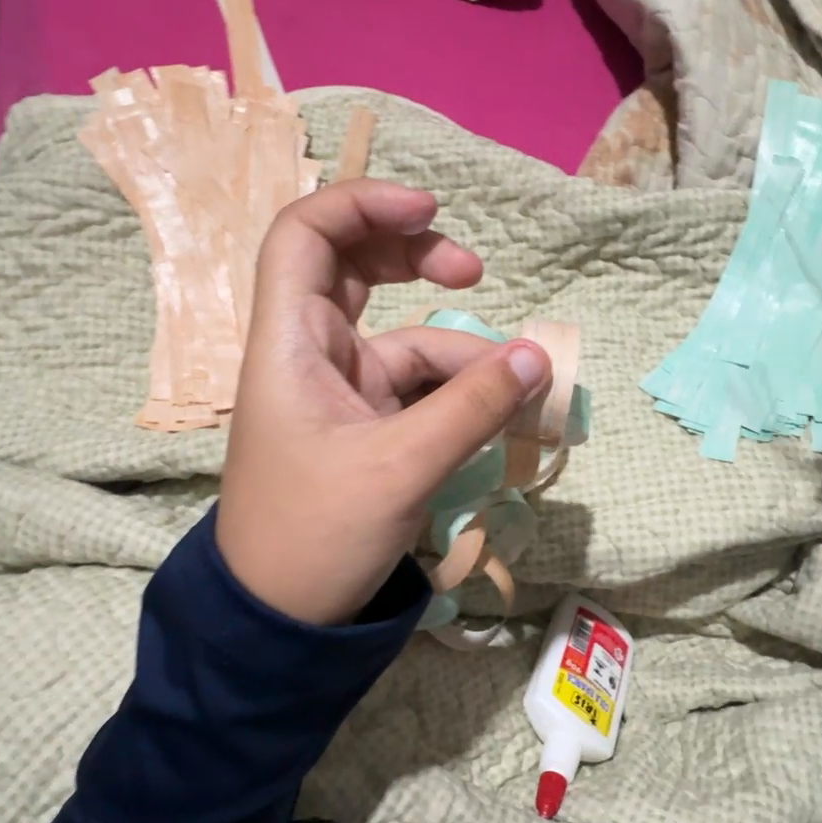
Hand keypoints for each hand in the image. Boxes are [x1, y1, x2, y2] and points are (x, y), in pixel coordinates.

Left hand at [215, 179, 552, 625]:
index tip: (431, 210)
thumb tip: (539, 357)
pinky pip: (420, 389)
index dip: (363, 204)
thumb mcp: (402, 466)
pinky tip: (503, 416)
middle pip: (353, 269)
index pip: (305, 234)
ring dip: (463, 356)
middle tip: (474, 272)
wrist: (282, 618)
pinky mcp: (367, 427)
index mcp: (289, 343)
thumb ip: (473, 407)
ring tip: (524, 392)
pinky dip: (461, 395)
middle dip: (416, 260)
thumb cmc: (318, 535)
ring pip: (404, 339)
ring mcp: (341, 391)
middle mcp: (310, 353)